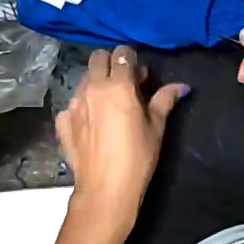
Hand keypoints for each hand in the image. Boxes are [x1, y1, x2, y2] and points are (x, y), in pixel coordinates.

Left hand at [56, 46, 188, 218]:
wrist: (104, 189)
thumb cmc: (137, 157)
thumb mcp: (156, 128)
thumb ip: (164, 100)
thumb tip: (181, 86)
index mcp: (117, 86)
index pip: (122, 54)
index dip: (132, 60)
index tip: (140, 76)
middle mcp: (91, 88)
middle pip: (97, 58)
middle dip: (110, 64)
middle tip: (123, 83)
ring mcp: (73, 104)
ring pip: (83, 79)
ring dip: (96, 84)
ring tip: (108, 105)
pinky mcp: (62, 121)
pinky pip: (72, 103)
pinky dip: (83, 106)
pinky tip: (93, 124)